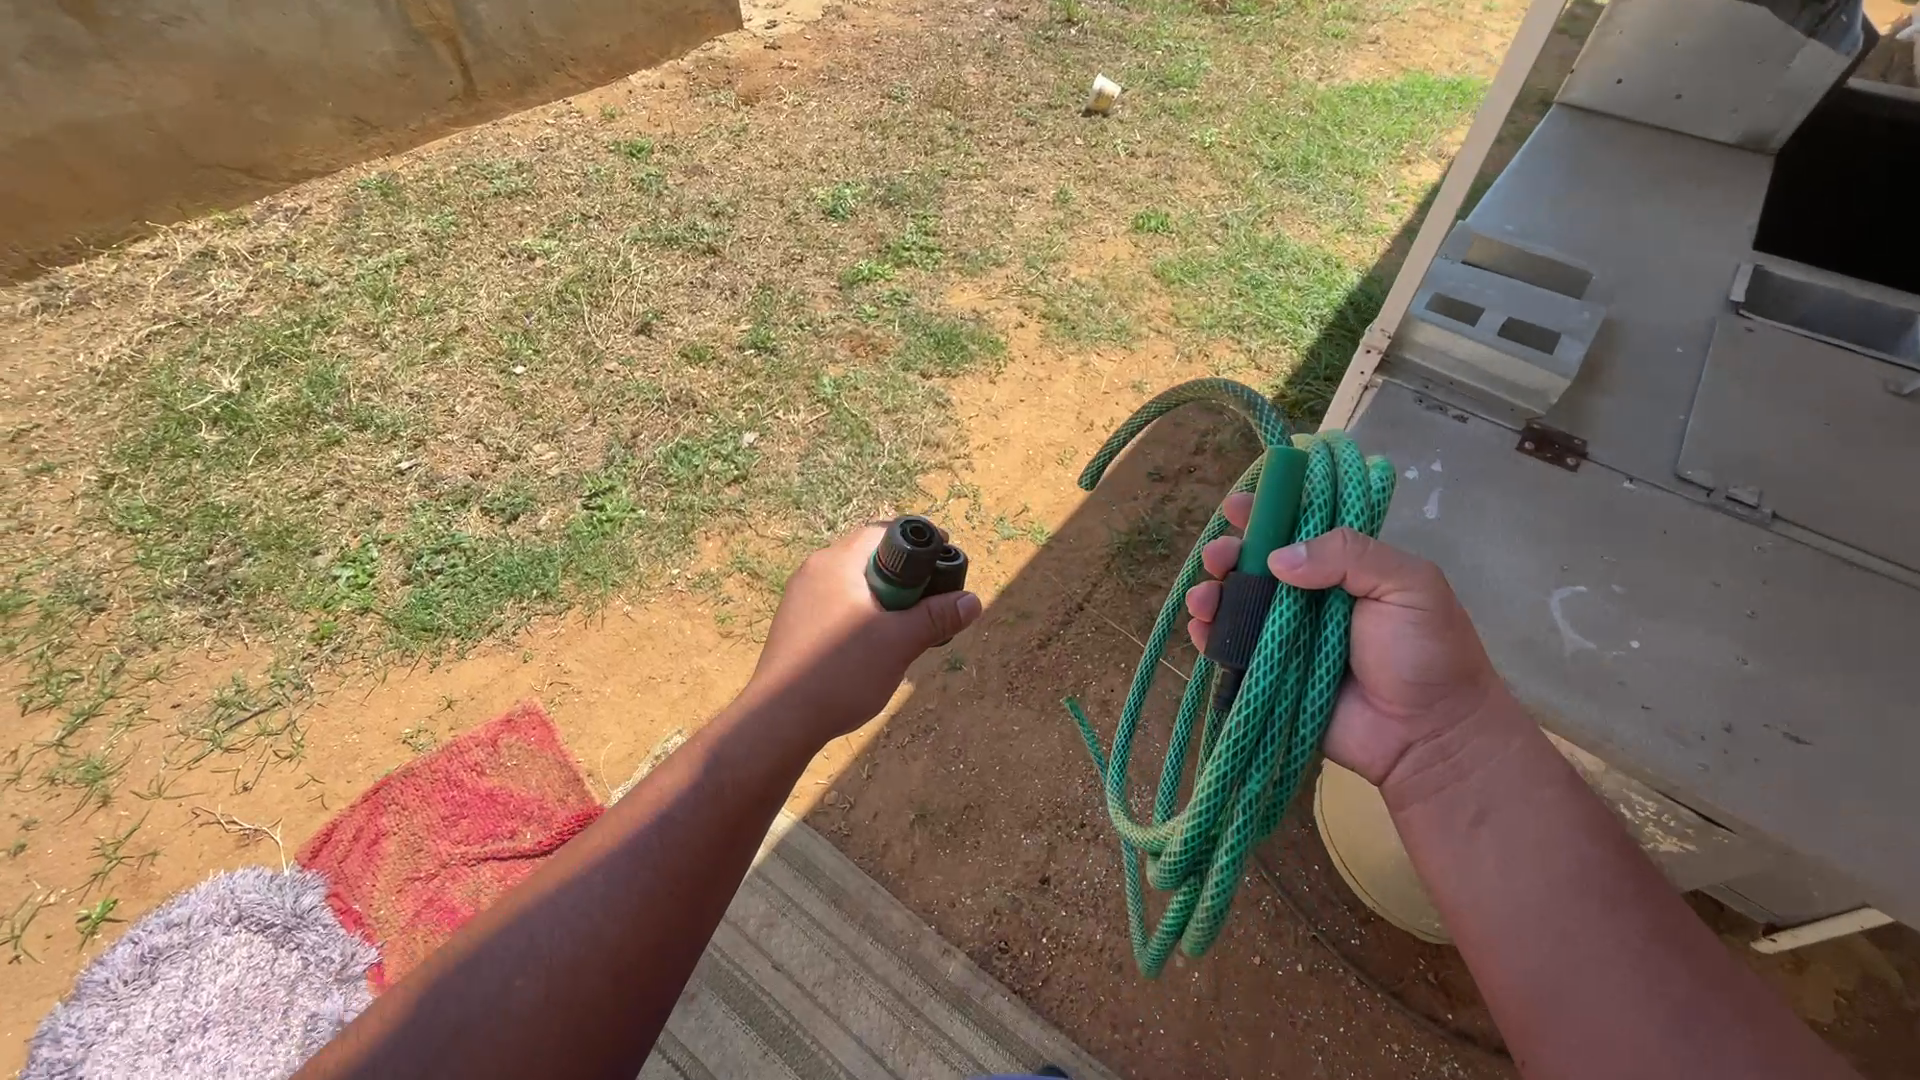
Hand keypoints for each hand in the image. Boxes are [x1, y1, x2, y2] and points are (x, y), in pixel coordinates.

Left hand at [742, 525, 981, 747]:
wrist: (779, 720)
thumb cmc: (841, 672)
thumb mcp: (899, 642)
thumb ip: (937, 617)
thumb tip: (973, 601)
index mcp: (837, 562)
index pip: (882, 532)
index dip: (918, 543)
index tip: (944, 559)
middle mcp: (813, 571)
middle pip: (869, 558)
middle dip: (904, 576)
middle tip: (930, 599)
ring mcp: (800, 599)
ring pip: (854, 585)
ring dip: (883, 600)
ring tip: (906, 629)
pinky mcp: (795, 625)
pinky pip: (837, 606)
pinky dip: (862, 616)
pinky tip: (873, 648)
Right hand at [1184, 493, 1506, 788]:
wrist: (1428, 735)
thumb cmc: (1427, 653)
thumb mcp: (1409, 585)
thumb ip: (1350, 555)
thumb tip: (1277, 559)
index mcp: (1343, 568)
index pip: (1297, 529)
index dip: (1266, 513)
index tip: (1238, 506)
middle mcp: (1307, 597)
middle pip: (1256, 565)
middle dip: (1229, 553)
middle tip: (1218, 556)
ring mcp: (1285, 637)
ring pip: (1236, 605)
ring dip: (1212, 593)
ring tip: (1203, 597)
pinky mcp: (1268, 674)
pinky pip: (1229, 650)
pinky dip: (1208, 636)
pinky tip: (1200, 627)